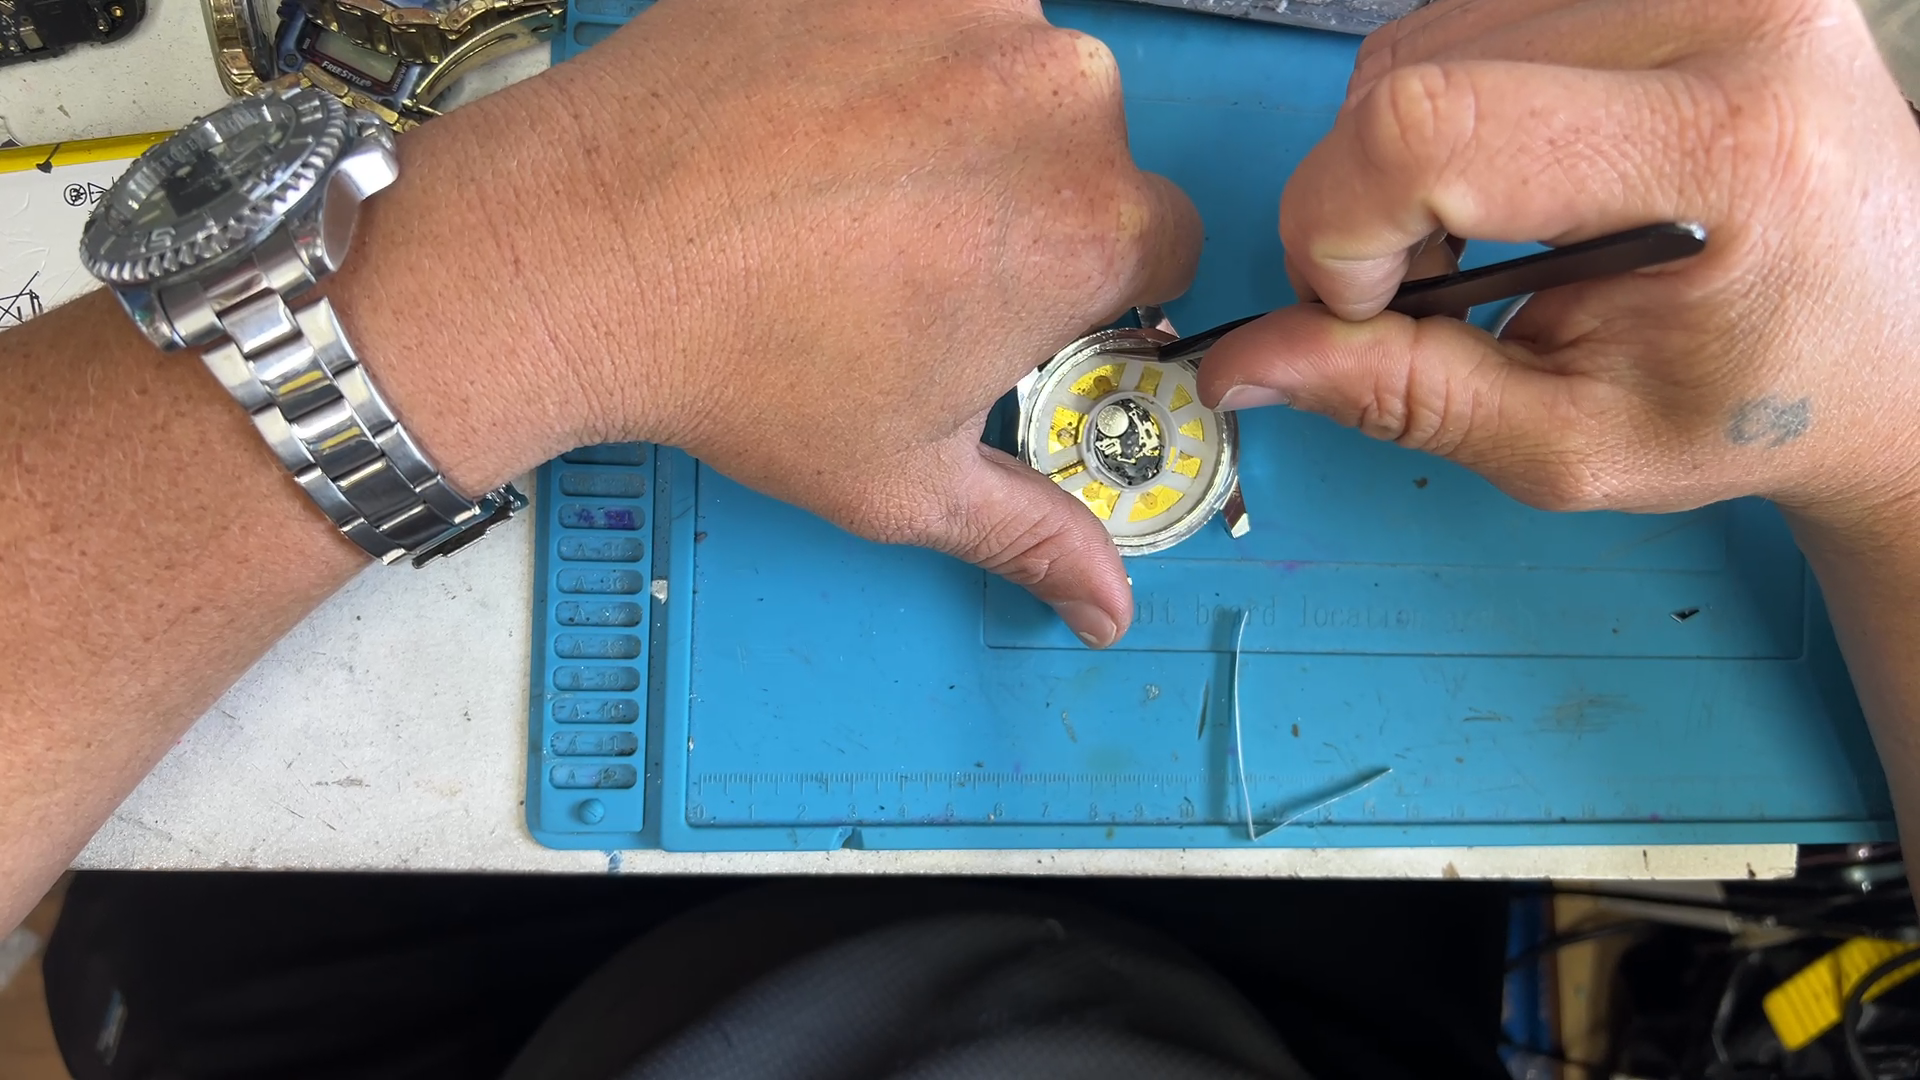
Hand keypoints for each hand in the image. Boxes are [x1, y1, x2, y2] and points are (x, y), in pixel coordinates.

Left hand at [429, 0, 1199, 645]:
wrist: (583, 254)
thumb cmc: (758, 382)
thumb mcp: (913, 485)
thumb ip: (1035, 537)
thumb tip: (1113, 612)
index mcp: (1089, 232)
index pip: (1166, 253)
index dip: (1100, 294)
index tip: (1023, 314)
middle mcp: (1058, 96)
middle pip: (1096, 166)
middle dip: (1036, 219)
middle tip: (921, 268)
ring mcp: (969, 3)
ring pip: (1021, 88)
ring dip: (973, 141)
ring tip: (863, 198)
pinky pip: (943, 17)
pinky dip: (907, 67)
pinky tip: (826, 128)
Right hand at [1194, 0, 1919, 533]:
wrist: (1885, 342)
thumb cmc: (1729, 410)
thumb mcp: (1549, 442)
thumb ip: (1389, 393)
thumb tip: (1232, 366)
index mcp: (1714, 148)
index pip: (1424, 132)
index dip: (1336, 237)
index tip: (1370, 313)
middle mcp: (1720, 10)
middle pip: (1396, 93)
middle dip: (1351, 219)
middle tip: (1420, 296)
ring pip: (1403, 57)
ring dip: (1383, 178)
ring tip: (1465, 246)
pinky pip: (1443, 31)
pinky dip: (1419, 129)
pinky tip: (1484, 185)